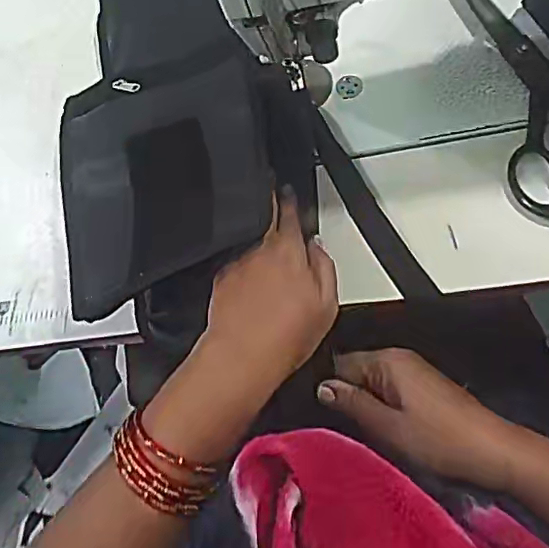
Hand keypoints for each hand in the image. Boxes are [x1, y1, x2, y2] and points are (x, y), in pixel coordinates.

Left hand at [198, 188, 337, 398]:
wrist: (242, 356)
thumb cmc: (286, 336)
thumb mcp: (327, 305)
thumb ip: (325, 267)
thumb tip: (318, 248)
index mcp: (289, 250)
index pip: (289, 211)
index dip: (290, 199)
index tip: (289, 192)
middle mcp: (260, 249)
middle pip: (265, 219)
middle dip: (269, 211)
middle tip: (275, 212)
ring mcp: (238, 261)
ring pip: (251, 243)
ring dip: (258, 246)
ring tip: (268, 272)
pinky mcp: (221, 276)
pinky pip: (236, 263)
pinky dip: (244, 269)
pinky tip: (251, 290)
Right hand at [316, 348, 511, 485]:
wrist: (496, 452)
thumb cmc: (446, 441)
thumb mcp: (388, 428)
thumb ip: (352, 404)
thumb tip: (324, 389)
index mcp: (386, 361)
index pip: (339, 365)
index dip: (333, 392)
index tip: (335, 417)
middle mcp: (400, 358)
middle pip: (357, 373)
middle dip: (354, 401)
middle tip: (362, 430)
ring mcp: (415, 371)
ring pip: (375, 385)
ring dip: (373, 408)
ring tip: (384, 435)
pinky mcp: (426, 387)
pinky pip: (393, 392)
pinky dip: (390, 411)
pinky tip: (401, 434)